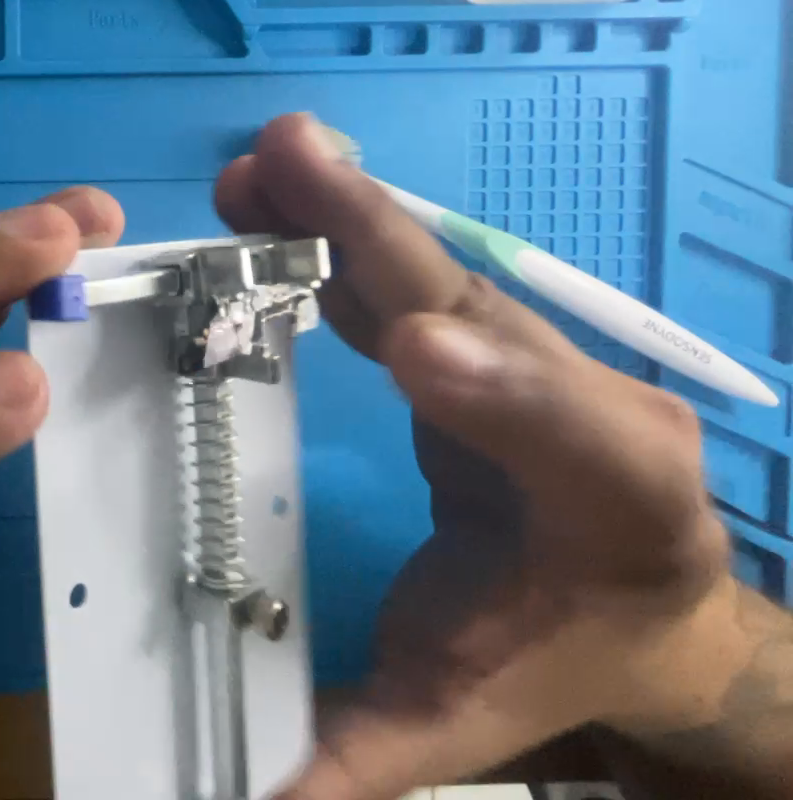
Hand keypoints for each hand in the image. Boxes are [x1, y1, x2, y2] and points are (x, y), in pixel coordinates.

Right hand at [215, 114, 735, 798]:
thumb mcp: (468, 713)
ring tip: (261, 161)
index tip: (418, 351)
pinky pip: (388, 269)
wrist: (639, 601)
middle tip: (286, 167)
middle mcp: (573, 402)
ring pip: (424, 264)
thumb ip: (363, 755)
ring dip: (337, 206)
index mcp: (610, 512)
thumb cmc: (560, 654)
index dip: (504, 397)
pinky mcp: (460, 331)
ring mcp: (515, 351)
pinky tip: (267, 189)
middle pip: (479, 307)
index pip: (578, 444)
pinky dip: (327, 222)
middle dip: (378, 236)